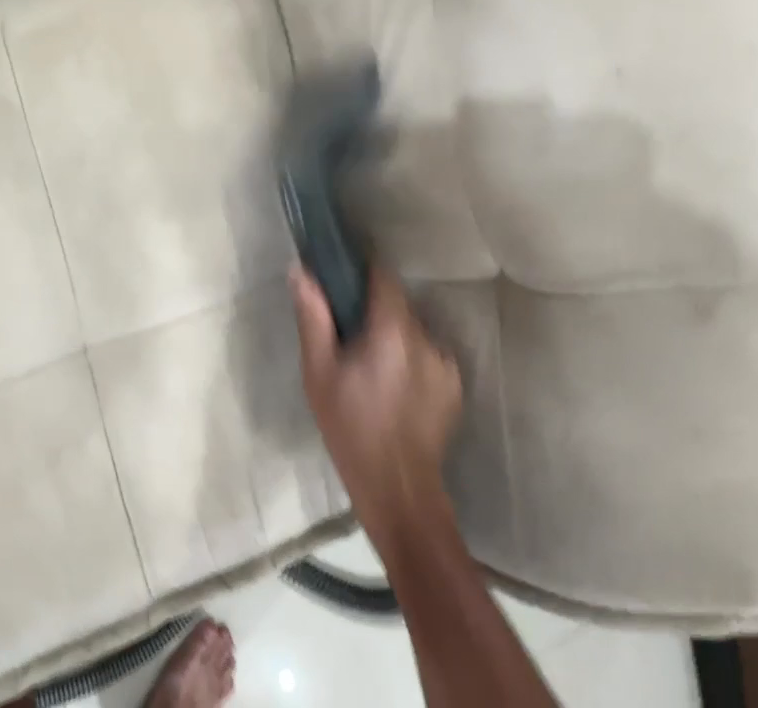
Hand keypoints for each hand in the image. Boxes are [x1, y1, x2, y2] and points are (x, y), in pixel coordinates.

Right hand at [291, 266, 462, 539]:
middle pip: (398, 306)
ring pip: (413, 332)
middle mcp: (426, 339)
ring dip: (393, 339)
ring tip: (371, 371)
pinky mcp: (455, 386)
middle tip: (347, 339)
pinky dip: (411, 362)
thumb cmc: (349, 427)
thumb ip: (313, 317)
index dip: (362, 273)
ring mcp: (446, 363)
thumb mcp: (318, 373)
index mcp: (392, 331)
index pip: (384, 277)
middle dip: (373, 314)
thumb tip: (301, 270)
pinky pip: (428, 357)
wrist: (397, 486)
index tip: (342, 281)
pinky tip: (393, 390)